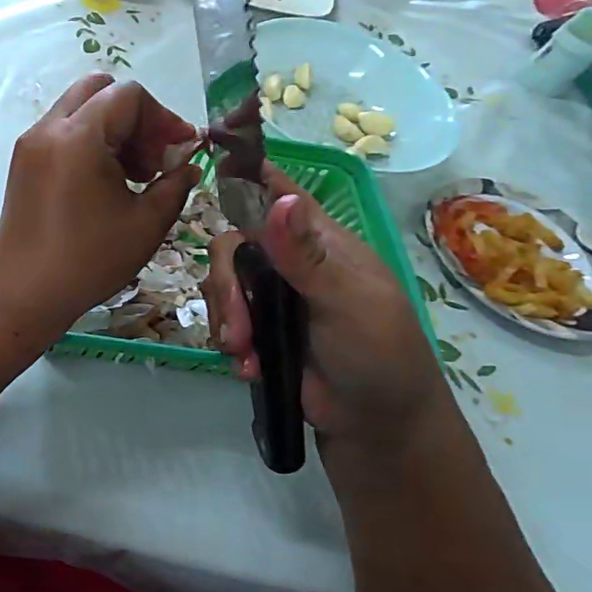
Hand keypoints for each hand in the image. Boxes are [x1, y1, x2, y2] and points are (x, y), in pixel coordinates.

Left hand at [0, 75, 198, 342]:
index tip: (180, 152)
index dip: (162, 118)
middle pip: (99, 90)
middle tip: (152, 158)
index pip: (129, 96)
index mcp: (78, 137)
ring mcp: (30, 144)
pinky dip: (89, 141)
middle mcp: (48, 129)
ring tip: (131, 175)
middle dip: (135, 116)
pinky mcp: (22, 162)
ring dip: (112, 128)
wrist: (23, 292)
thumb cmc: (88, 261)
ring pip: (79, 108)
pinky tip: (103, 182)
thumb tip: (187, 164)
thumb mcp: (146, 224)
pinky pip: (62, 130)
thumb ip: (174, 184)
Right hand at [201, 141, 449, 446]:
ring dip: (226, 320)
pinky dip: (228, 342)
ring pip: (221, 285)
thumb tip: (279, 201)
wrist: (376, 426)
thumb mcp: (348, 303)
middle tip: (238, 331)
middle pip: (231, 247)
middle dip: (226, 288)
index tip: (213, 165)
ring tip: (245, 356)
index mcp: (319, 242)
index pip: (278, 194)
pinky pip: (222, 318)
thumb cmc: (379, 354)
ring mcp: (271, 297)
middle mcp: (289, 262)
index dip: (247, 177)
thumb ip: (308, 257)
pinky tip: (248, 366)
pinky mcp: (256, 329)